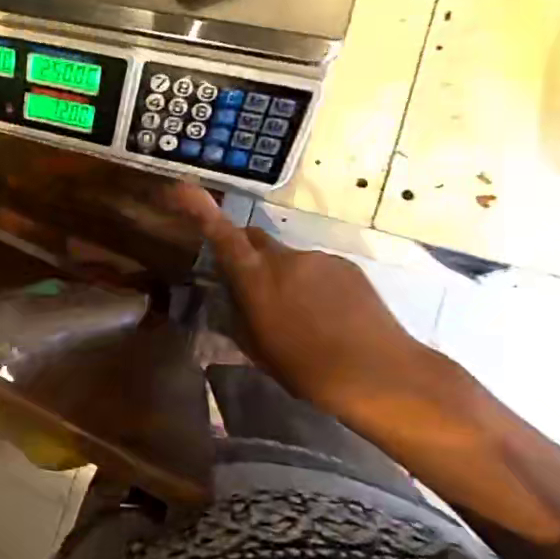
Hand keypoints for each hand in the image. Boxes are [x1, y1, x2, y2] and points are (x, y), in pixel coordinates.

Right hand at [168, 181, 446, 416]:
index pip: (221, 234)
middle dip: (247, 254)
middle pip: (254, 240)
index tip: (181, 186)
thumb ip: (238, 316)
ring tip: (303, 316)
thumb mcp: (259, 349)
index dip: (199, 208)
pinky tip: (329, 315)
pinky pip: (318, 267)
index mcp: (255, 278)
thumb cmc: (307, 369)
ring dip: (286, 276)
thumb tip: (228, 300)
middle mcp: (284, 257)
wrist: (378, 372)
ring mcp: (318, 257)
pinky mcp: (346, 265)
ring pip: (289, 258)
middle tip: (252, 287)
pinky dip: (314, 283)